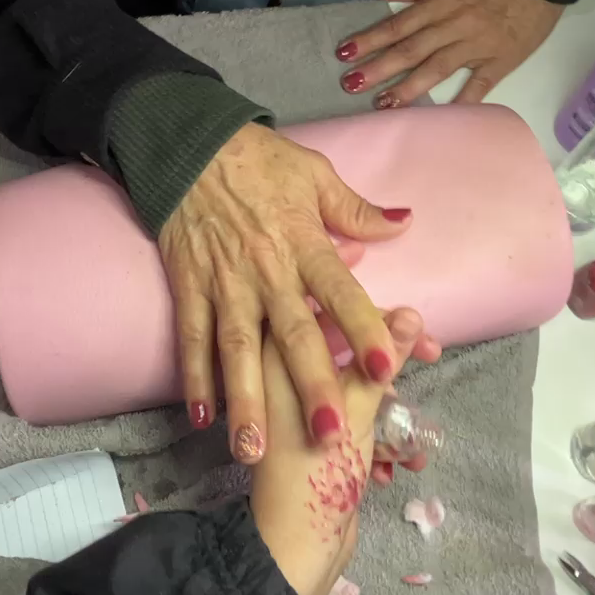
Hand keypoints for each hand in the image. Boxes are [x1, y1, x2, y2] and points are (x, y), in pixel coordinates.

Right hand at [160, 123, 413, 464]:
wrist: (190, 144)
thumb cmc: (258, 159)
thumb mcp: (315, 173)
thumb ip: (357, 209)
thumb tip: (404, 221)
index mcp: (304, 242)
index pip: (341, 291)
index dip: (364, 329)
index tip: (387, 368)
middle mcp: (266, 271)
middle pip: (293, 334)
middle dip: (312, 385)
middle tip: (329, 436)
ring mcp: (224, 282)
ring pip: (237, 349)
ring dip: (247, 400)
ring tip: (255, 450)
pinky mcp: (189, 285)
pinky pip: (192, 336)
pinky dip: (194, 377)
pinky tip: (202, 417)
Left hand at [251, 307, 439, 594]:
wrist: (292, 550)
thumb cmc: (314, 470)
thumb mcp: (353, 409)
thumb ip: (380, 359)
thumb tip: (410, 312)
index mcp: (277, 355)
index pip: (329, 311)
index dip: (375, 316)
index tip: (418, 328)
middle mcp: (283, 375)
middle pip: (347, 349)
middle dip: (390, 364)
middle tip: (432, 357)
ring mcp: (300, 408)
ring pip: (354, 388)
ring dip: (390, 409)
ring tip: (416, 437)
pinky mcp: (315, 437)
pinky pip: (352, 419)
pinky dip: (377, 435)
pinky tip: (400, 462)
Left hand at [335, 0, 561, 107]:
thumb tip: (381, 0)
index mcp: (441, 3)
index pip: (398, 24)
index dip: (371, 39)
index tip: (345, 53)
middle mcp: (454, 26)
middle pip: (411, 49)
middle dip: (380, 68)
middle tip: (351, 84)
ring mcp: (476, 47)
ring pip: (438, 69)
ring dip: (409, 88)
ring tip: (383, 104)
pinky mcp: (499, 62)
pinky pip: (479, 86)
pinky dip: (463, 102)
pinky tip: (441, 119)